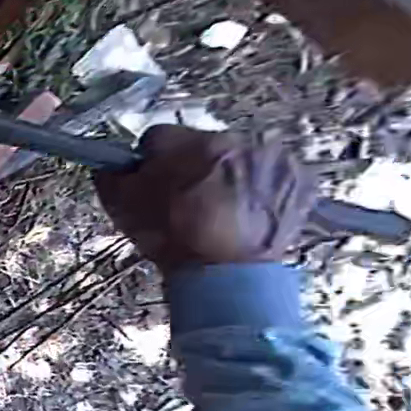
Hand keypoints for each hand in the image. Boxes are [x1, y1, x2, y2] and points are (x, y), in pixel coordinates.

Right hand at [94, 125, 313, 270]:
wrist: (227, 273)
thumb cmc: (170, 237)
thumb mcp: (121, 207)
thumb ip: (110, 176)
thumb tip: (109, 164)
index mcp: (185, 143)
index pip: (157, 137)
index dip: (149, 161)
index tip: (150, 182)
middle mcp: (233, 139)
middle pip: (202, 145)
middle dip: (192, 166)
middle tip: (184, 201)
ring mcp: (272, 157)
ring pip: (238, 159)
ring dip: (226, 177)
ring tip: (217, 212)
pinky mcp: (301, 179)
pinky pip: (270, 176)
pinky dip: (258, 190)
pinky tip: (245, 215)